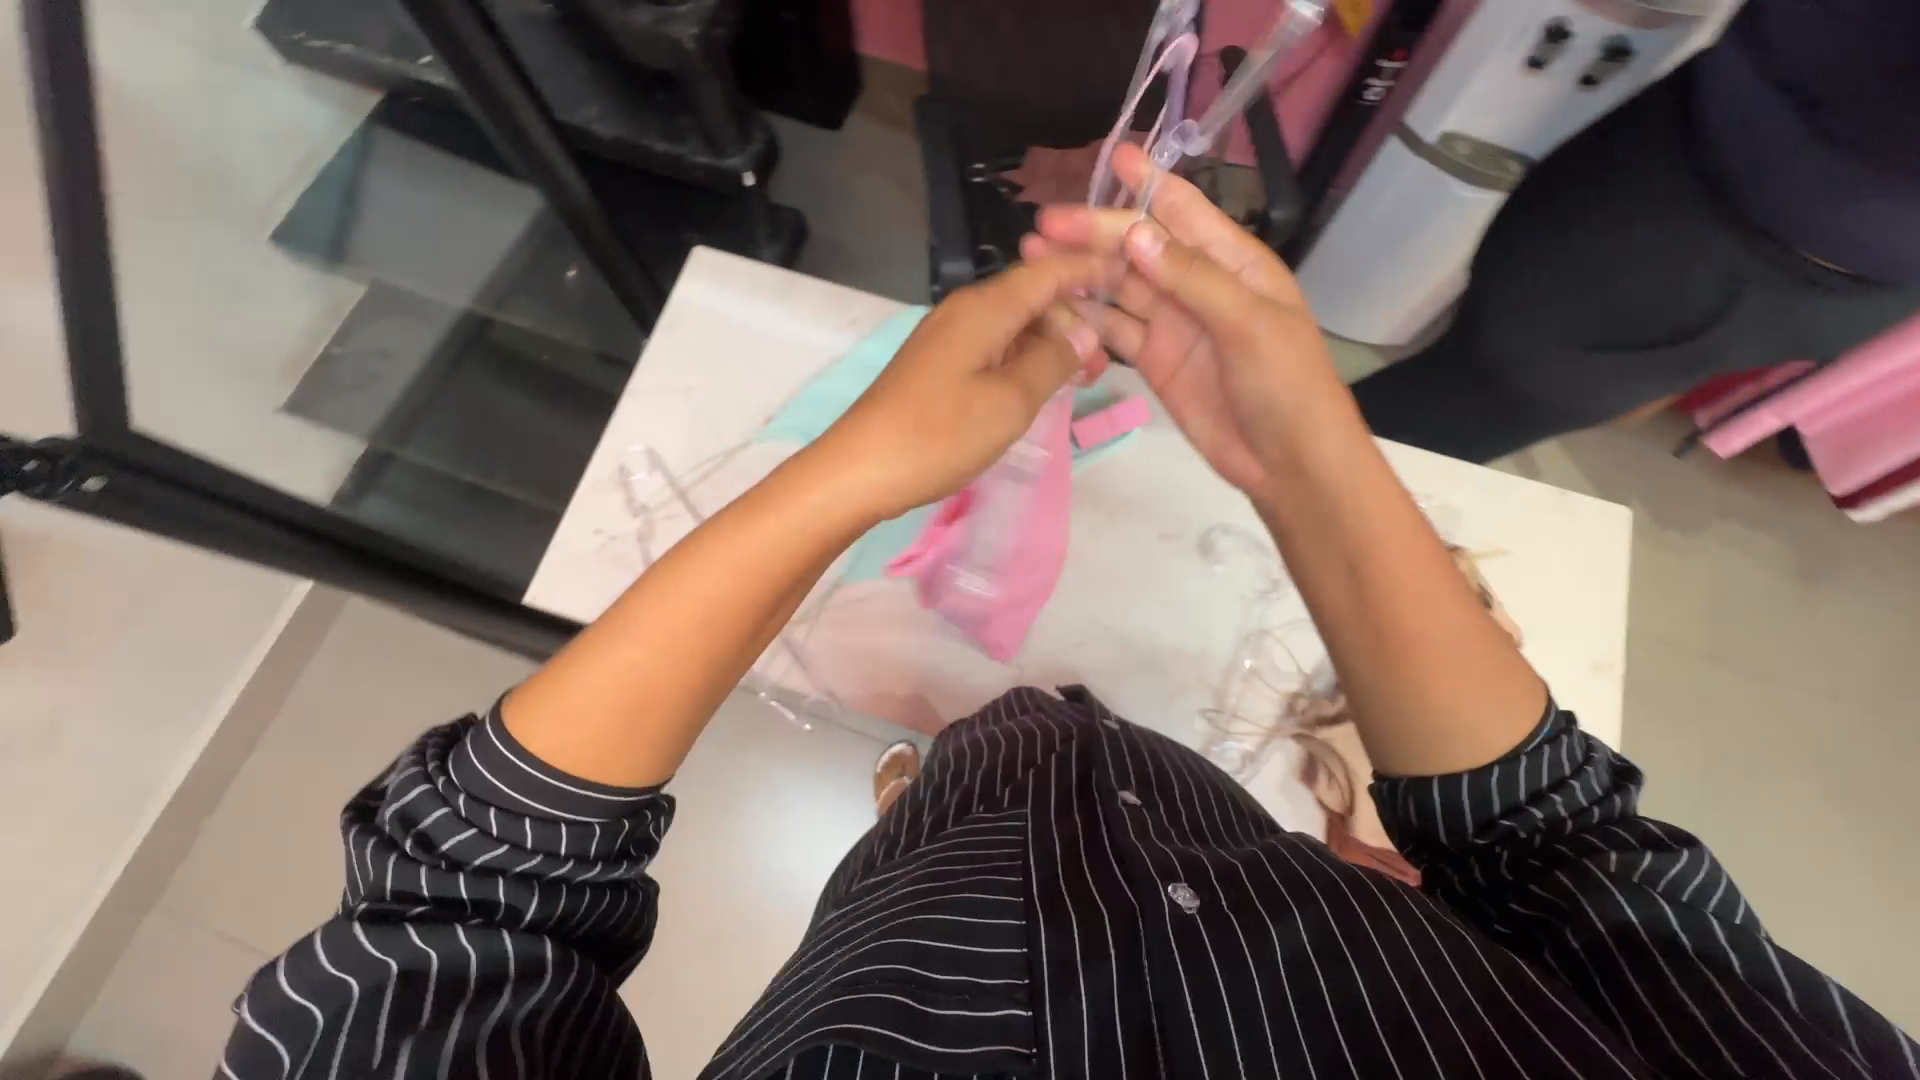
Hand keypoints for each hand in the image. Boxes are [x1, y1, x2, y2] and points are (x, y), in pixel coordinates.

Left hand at [815, 254, 1113, 521]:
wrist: (860, 470)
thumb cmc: (939, 434)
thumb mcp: (1010, 401)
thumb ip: (1053, 360)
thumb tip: (1083, 331)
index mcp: (985, 308)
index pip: (1048, 271)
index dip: (1089, 269)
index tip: (1128, 275)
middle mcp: (964, 311)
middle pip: (1030, 298)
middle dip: (1072, 320)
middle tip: (1103, 364)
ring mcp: (946, 339)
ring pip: (1011, 327)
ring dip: (1047, 346)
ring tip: (1078, 380)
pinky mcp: (936, 366)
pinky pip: (991, 350)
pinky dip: (1020, 362)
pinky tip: (1035, 389)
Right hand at [1025, 143, 1345, 497]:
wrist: (1286, 459)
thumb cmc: (1286, 382)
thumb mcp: (1247, 322)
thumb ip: (1191, 277)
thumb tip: (1135, 233)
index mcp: (1231, 262)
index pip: (1183, 211)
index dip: (1149, 184)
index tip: (1114, 158)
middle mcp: (1195, 285)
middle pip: (1137, 249)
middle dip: (1093, 234)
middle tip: (1044, 226)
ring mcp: (1171, 324)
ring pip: (1118, 289)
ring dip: (1080, 275)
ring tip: (1034, 263)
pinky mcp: (1152, 361)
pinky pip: (1113, 332)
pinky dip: (1085, 321)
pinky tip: (1054, 310)